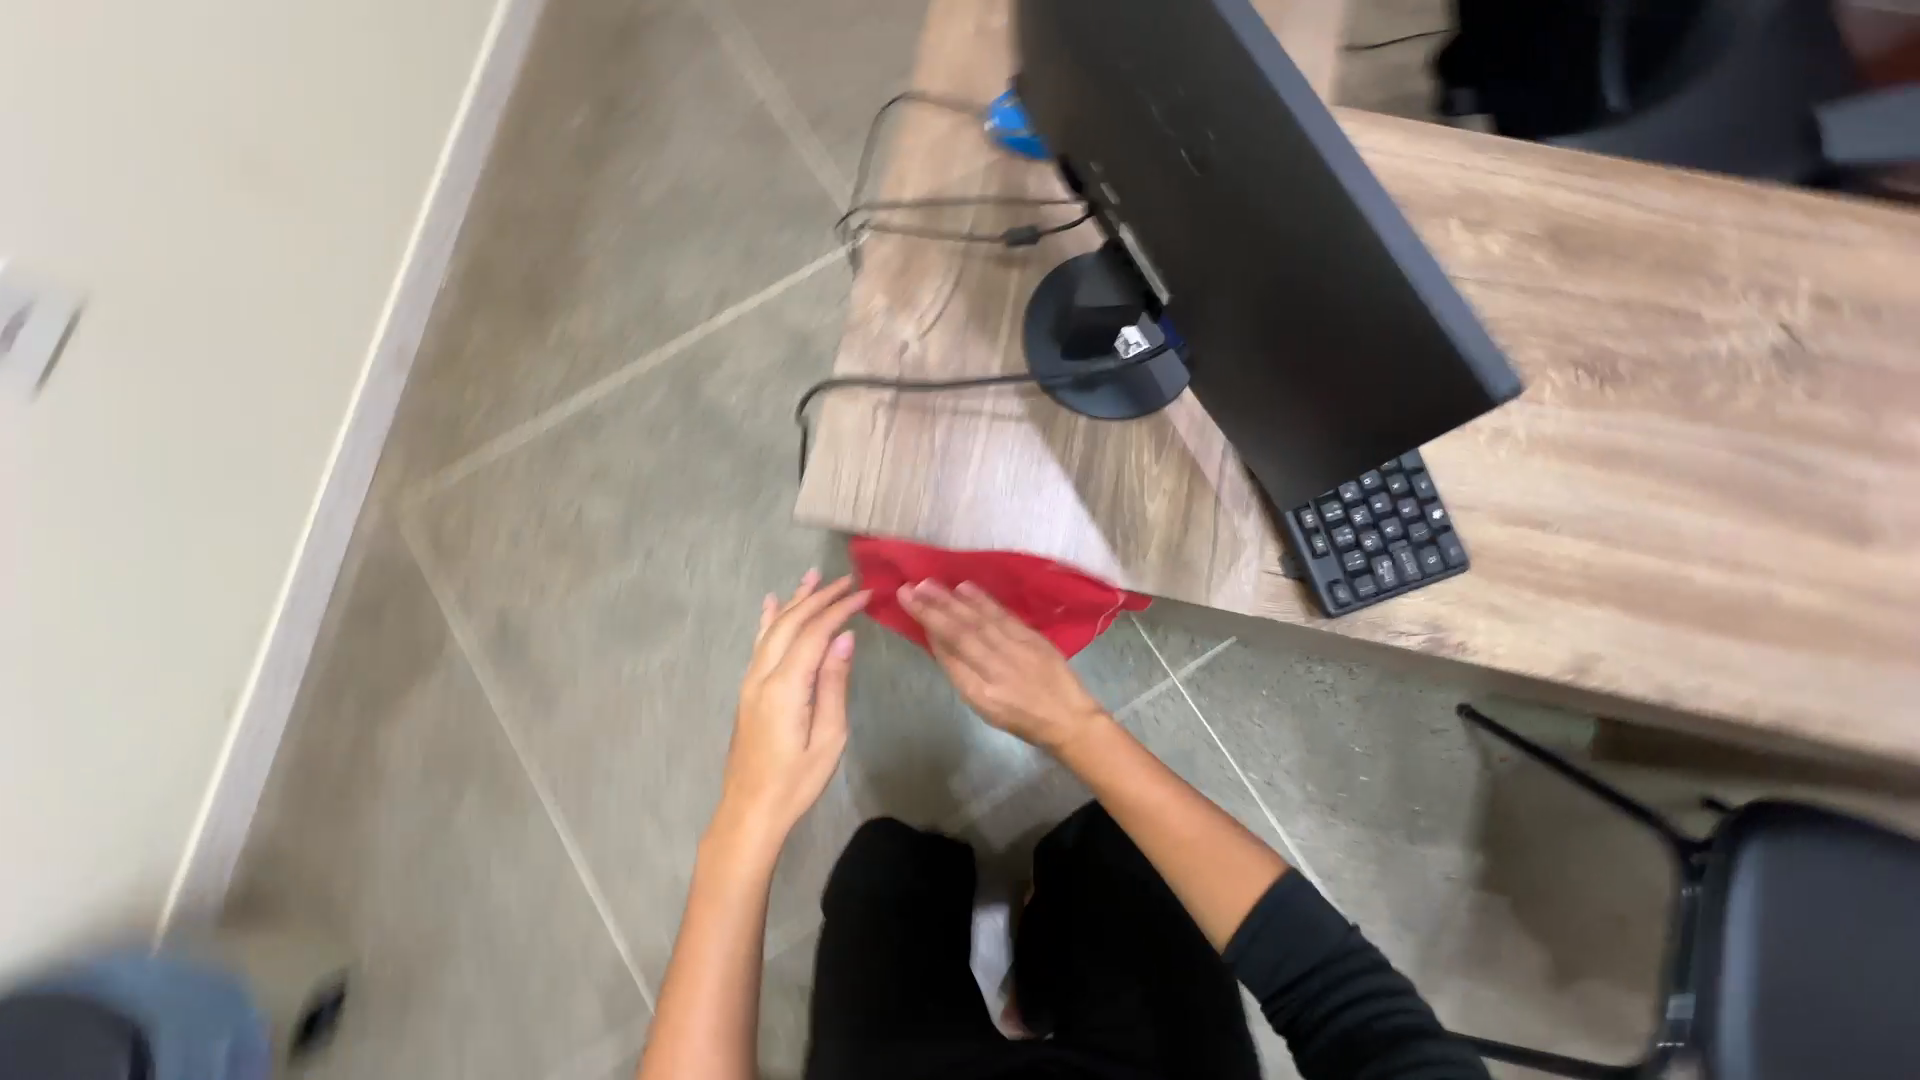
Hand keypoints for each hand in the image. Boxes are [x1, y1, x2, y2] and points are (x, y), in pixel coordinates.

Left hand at [715, 571, 870, 850]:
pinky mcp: (748, 690)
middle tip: (847, 581)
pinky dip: (768, 619)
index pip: (815, 633)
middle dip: (819, 598)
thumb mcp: (829, 737)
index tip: (865, 594)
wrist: (750, 810)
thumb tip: (844, 638)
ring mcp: (750, 681)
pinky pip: (759, 644)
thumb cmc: (796, 780)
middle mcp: (762, 675)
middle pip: (791, 623)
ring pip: (772, 629)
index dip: (839, 609)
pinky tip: (772, 604)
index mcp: (786, 686)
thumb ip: (835, 684)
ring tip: (812, 576)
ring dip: (794, 601)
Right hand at [897, 580, 1107, 751]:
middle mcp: (997, 669)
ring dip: (952, 600)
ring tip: (929, 583)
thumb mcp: (984, 707)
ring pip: (980, 621)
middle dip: (932, 609)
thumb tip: (937, 639)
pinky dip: (982, 600)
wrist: (1068, 717)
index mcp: (981, 692)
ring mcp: (1018, 651)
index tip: (909, 604)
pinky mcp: (1033, 639)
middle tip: (909, 588)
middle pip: (960, 634)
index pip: (948, 654)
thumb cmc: (1020, 717)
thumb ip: (960, 672)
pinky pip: (1003, 616)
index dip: (928, 626)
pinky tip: (964, 587)